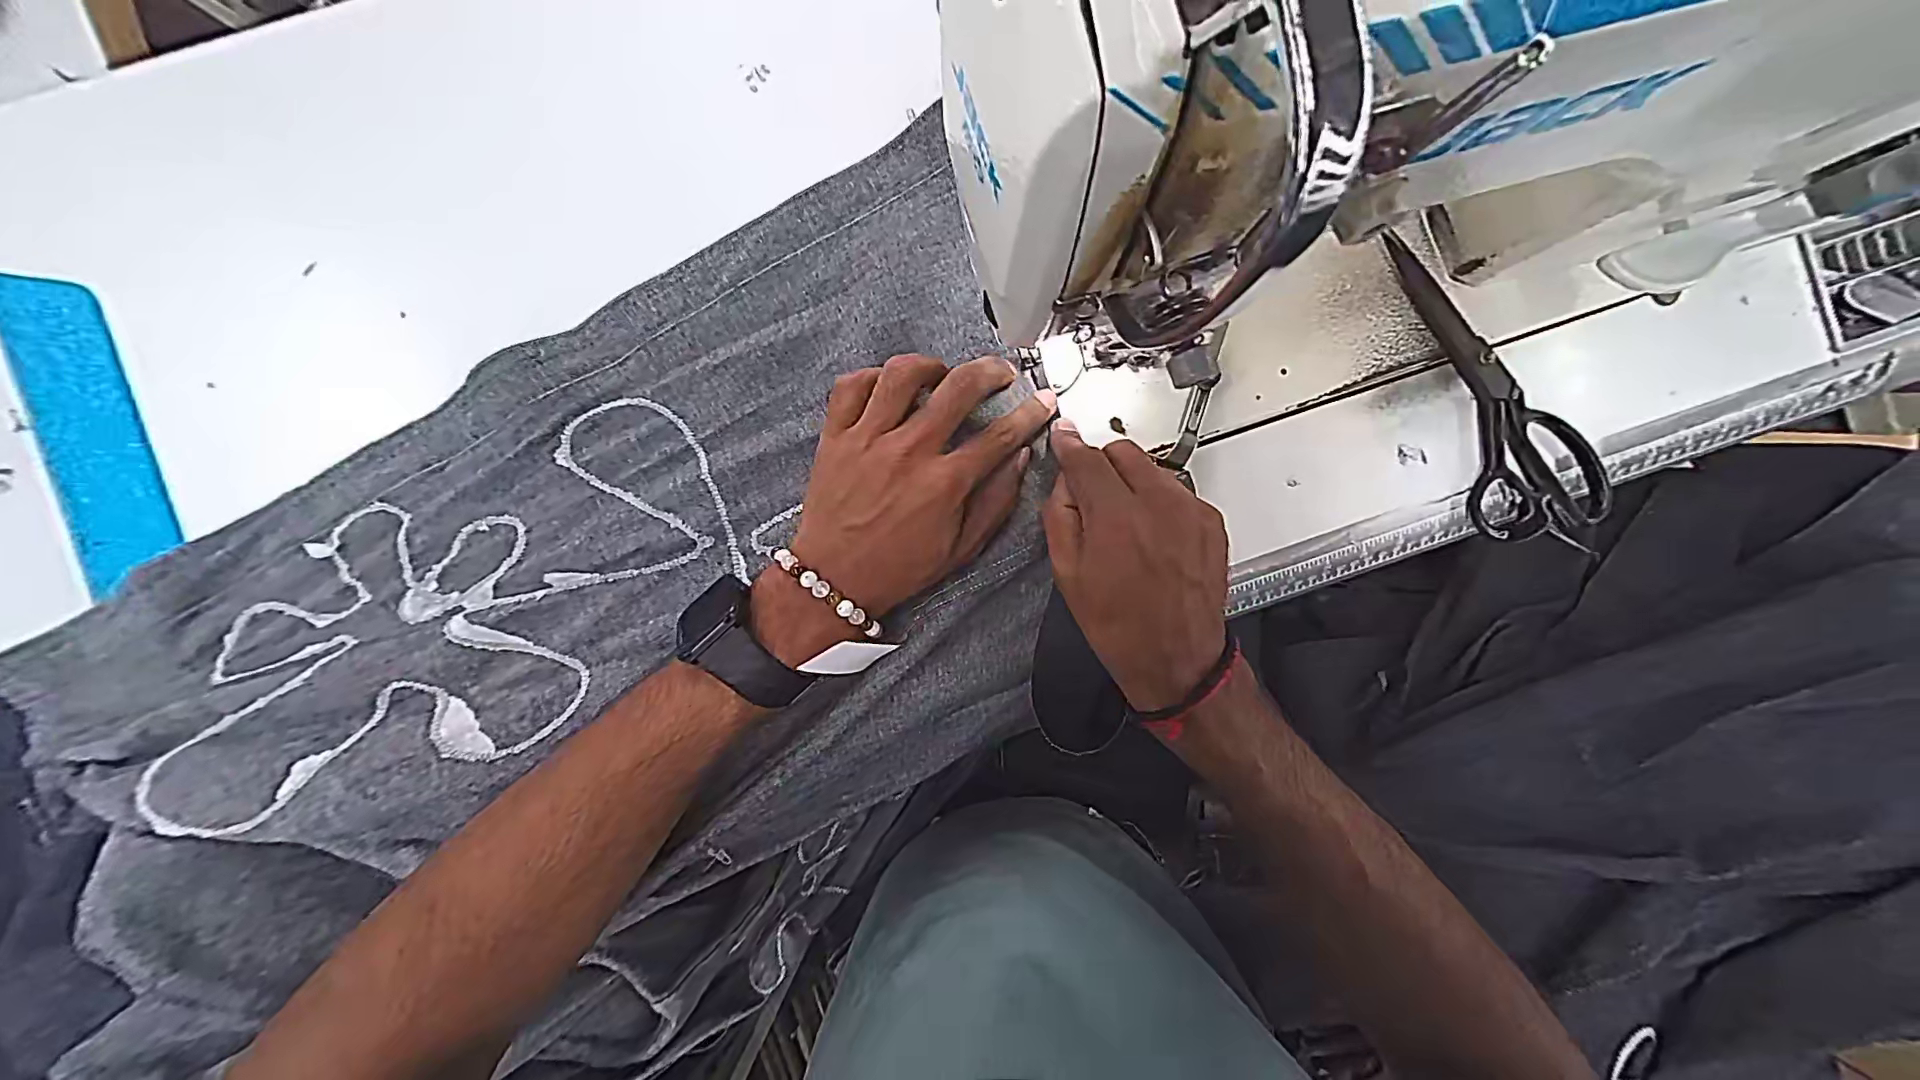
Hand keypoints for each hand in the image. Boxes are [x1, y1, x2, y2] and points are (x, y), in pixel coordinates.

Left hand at [751, 354, 1056, 666]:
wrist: (834, 579)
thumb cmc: (895, 568)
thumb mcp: (960, 548)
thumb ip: (995, 503)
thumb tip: (1018, 461)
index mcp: (943, 483)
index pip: (1000, 434)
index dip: (1029, 413)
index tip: (1040, 402)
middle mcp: (908, 453)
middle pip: (959, 387)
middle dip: (991, 371)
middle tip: (998, 373)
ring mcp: (868, 440)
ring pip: (903, 374)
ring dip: (932, 365)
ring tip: (941, 374)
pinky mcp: (836, 437)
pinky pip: (852, 386)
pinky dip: (873, 376)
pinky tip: (888, 387)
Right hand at [1041, 419, 1228, 711]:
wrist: (1176, 658)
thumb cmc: (1123, 627)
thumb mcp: (1068, 573)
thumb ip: (1060, 515)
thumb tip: (1064, 481)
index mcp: (1116, 517)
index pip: (1086, 457)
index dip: (1068, 445)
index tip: (1063, 437)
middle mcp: (1158, 505)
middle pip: (1122, 451)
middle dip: (1101, 466)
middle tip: (1093, 497)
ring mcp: (1190, 511)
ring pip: (1151, 468)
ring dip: (1132, 483)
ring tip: (1126, 527)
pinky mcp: (1211, 520)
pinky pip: (1177, 490)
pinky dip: (1160, 501)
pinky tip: (1151, 535)